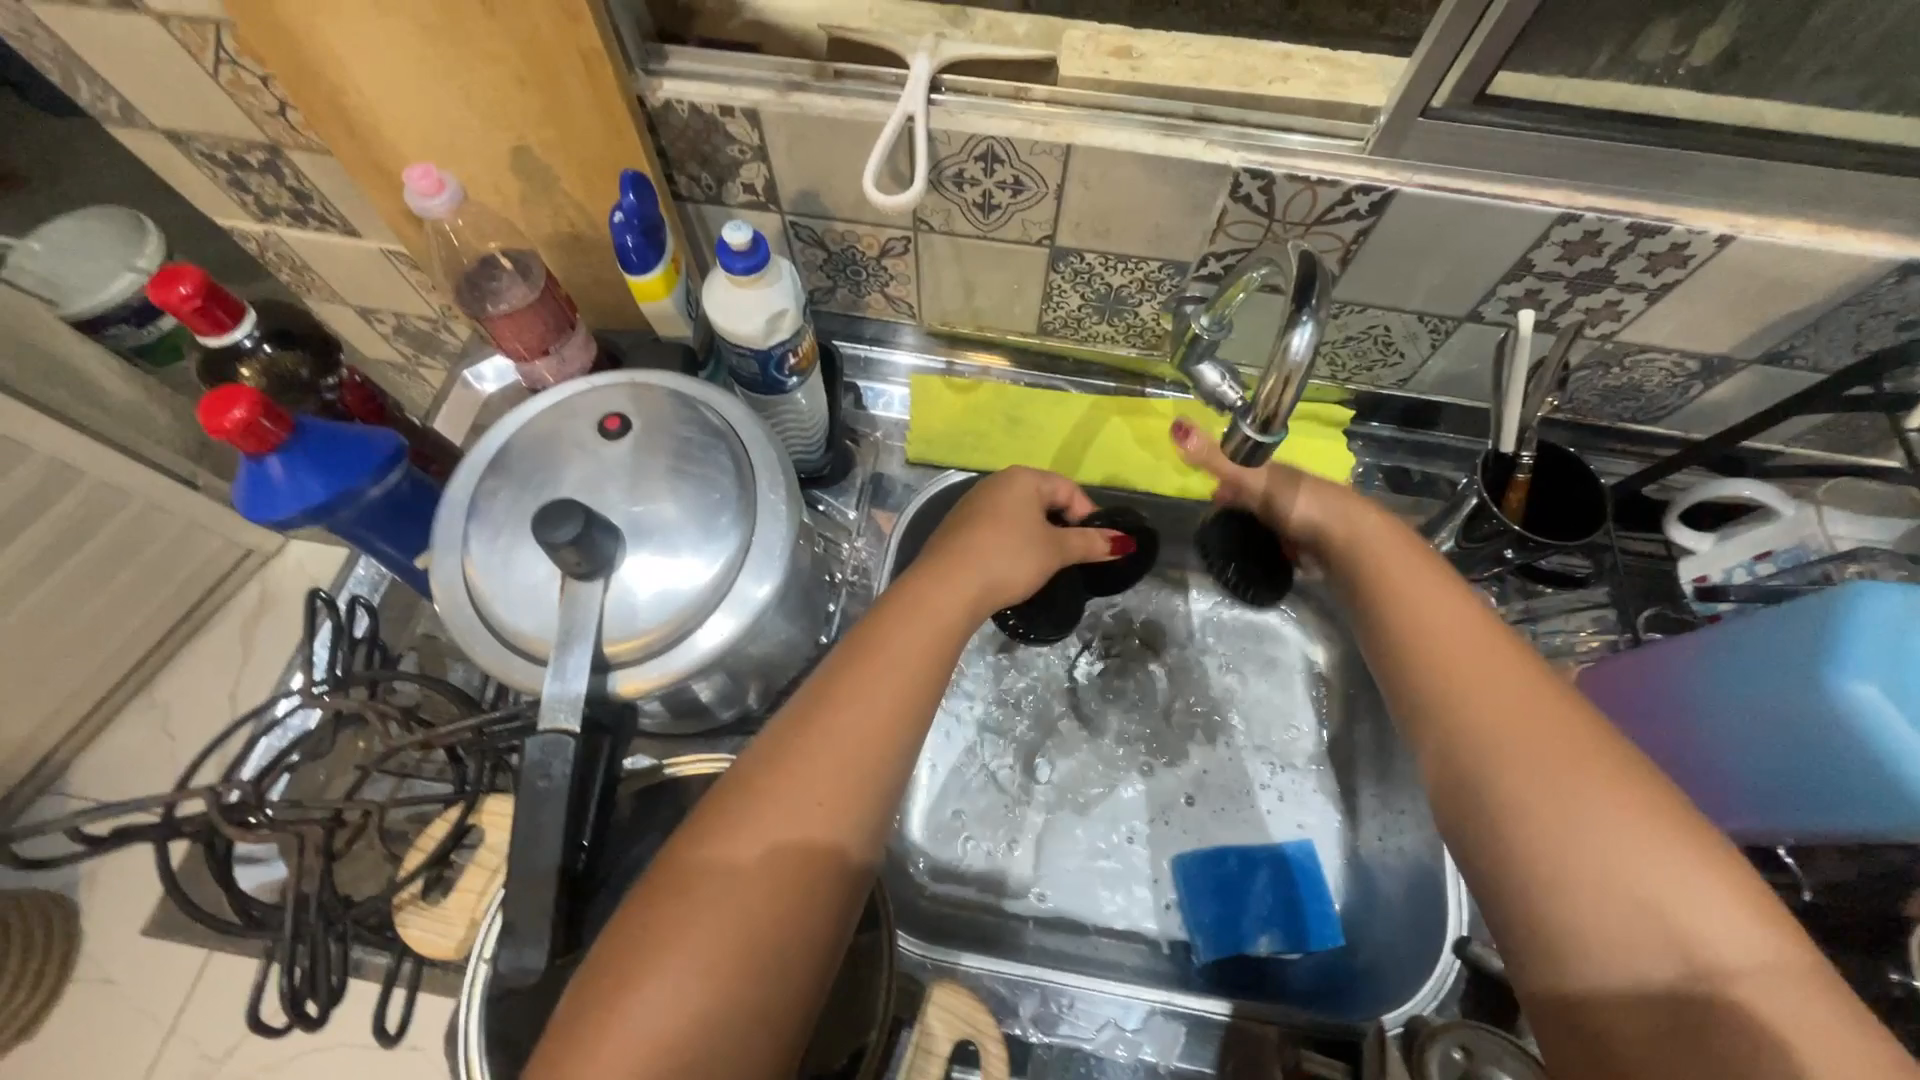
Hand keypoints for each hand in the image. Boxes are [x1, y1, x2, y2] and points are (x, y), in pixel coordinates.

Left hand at [908, 466, 1133, 620]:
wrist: (946, 587)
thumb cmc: (1008, 559)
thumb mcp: (1055, 551)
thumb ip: (1091, 544)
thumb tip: (1124, 542)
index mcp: (1022, 478)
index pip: (1068, 489)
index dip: (1088, 516)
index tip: (1095, 546)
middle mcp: (996, 483)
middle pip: (1042, 499)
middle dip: (1062, 526)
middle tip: (1071, 556)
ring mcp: (972, 504)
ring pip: (1018, 515)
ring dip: (1037, 536)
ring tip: (1044, 564)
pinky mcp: (957, 528)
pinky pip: (996, 529)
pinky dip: (1012, 544)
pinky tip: (1012, 567)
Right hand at [1169, 417, 1362, 561]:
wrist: (1346, 539)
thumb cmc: (1297, 502)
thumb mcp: (1250, 478)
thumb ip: (1215, 459)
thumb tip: (1177, 425)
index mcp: (1276, 473)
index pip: (1246, 471)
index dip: (1227, 481)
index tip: (1211, 497)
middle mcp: (1291, 493)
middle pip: (1259, 498)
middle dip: (1241, 508)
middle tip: (1219, 525)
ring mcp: (1304, 521)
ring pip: (1273, 523)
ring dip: (1258, 532)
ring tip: (1237, 546)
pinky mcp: (1312, 549)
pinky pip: (1287, 548)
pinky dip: (1276, 552)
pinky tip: (1265, 561)